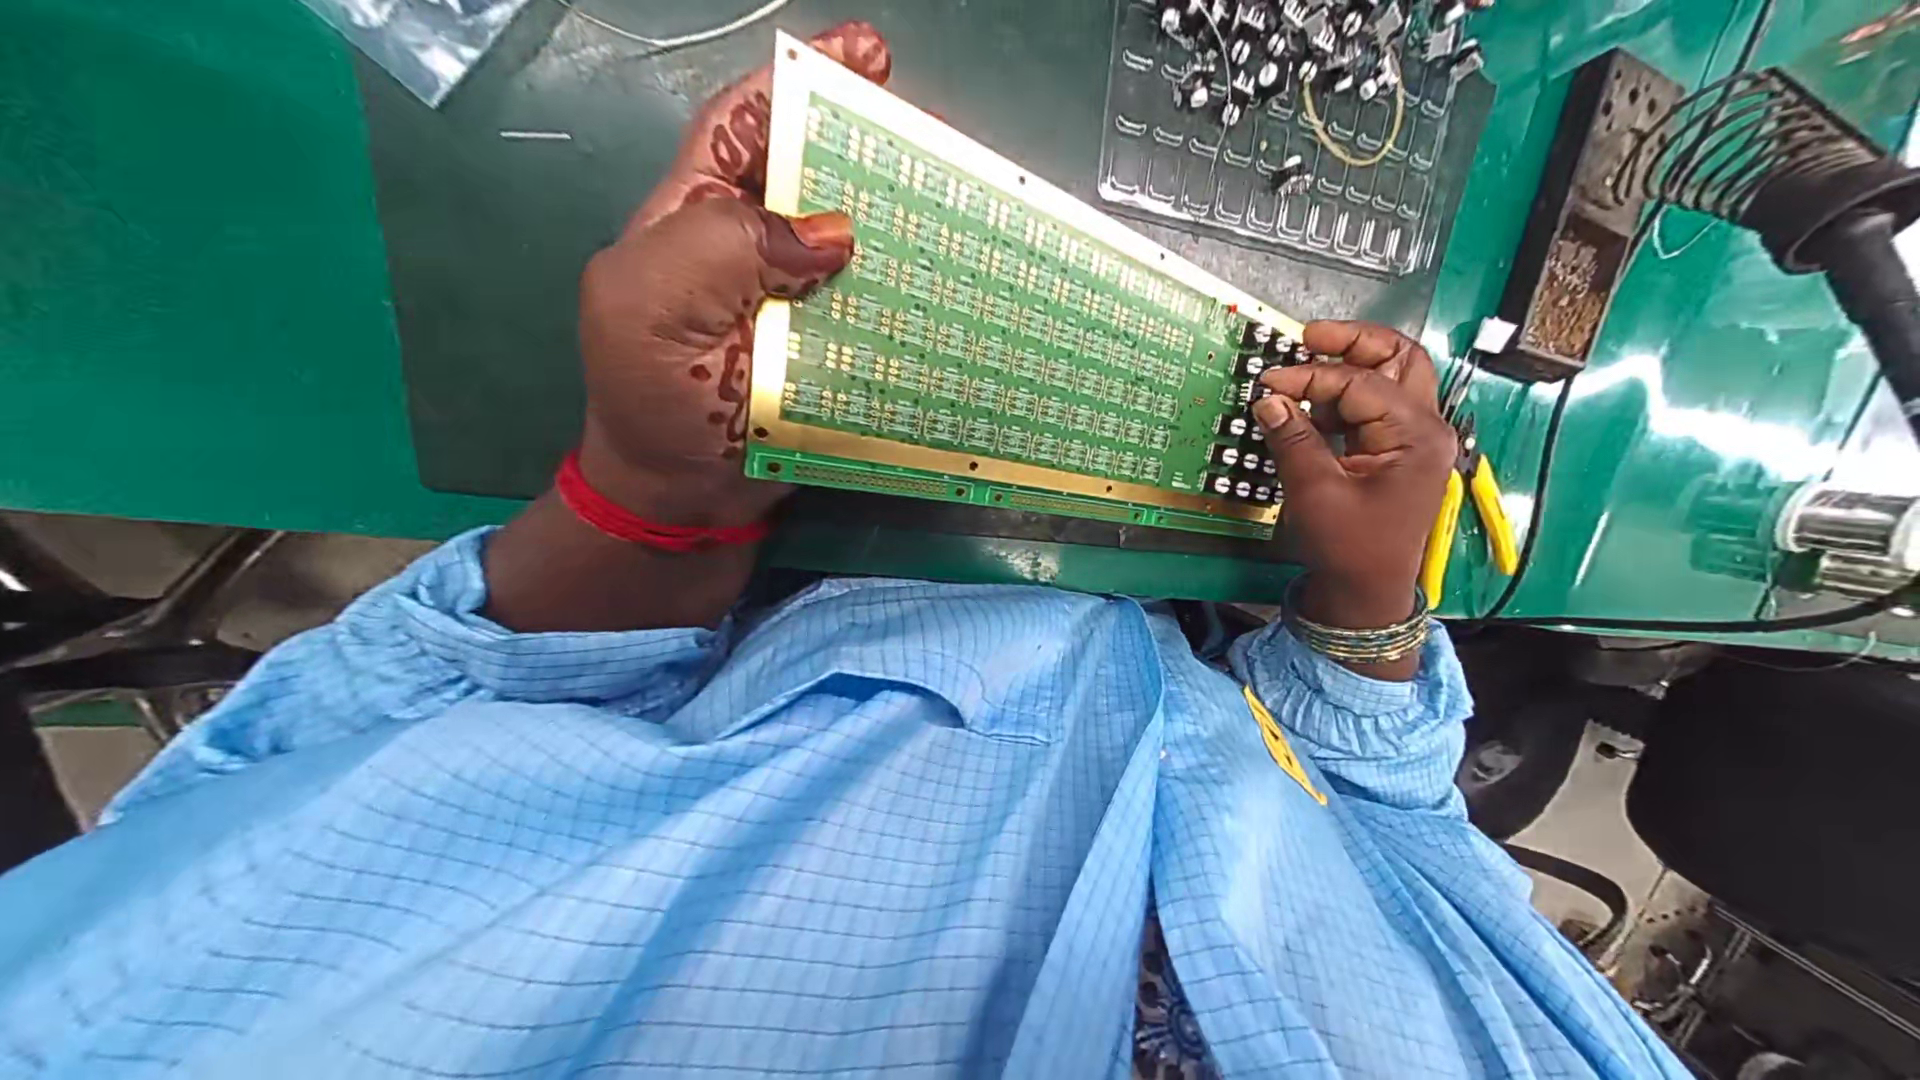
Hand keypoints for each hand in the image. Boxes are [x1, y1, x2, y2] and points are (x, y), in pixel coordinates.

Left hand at [573, 22, 893, 527]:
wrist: (685, 492)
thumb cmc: (654, 399)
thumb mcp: (652, 306)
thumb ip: (723, 248)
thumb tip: (836, 230)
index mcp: (695, 219)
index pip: (747, 127)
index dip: (803, 84)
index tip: (870, 59)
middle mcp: (750, 252)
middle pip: (815, 179)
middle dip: (871, 150)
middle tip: (936, 146)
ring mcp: (795, 304)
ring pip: (852, 244)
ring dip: (899, 224)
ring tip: (954, 210)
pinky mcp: (828, 352)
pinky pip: (871, 310)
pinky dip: (906, 294)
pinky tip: (941, 288)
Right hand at [1254, 321, 1456, 631]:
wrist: (1366, 590)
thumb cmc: (1348, 546)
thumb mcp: (1315, 492)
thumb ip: (1293, 438)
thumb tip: (1269, 398)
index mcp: (1416, 436)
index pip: (1362, 383)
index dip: (1311, 376)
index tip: (1268, 380)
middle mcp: (1424, 429)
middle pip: (1400, 361)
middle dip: (1355, 342)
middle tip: (1310, 336)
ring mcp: (1411, 439)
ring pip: (1390, 379)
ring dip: (1349, 367)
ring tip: (1304, 365)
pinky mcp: (1392, 451)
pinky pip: (1371, 408)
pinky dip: (1341, 398)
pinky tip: (1309, 403)